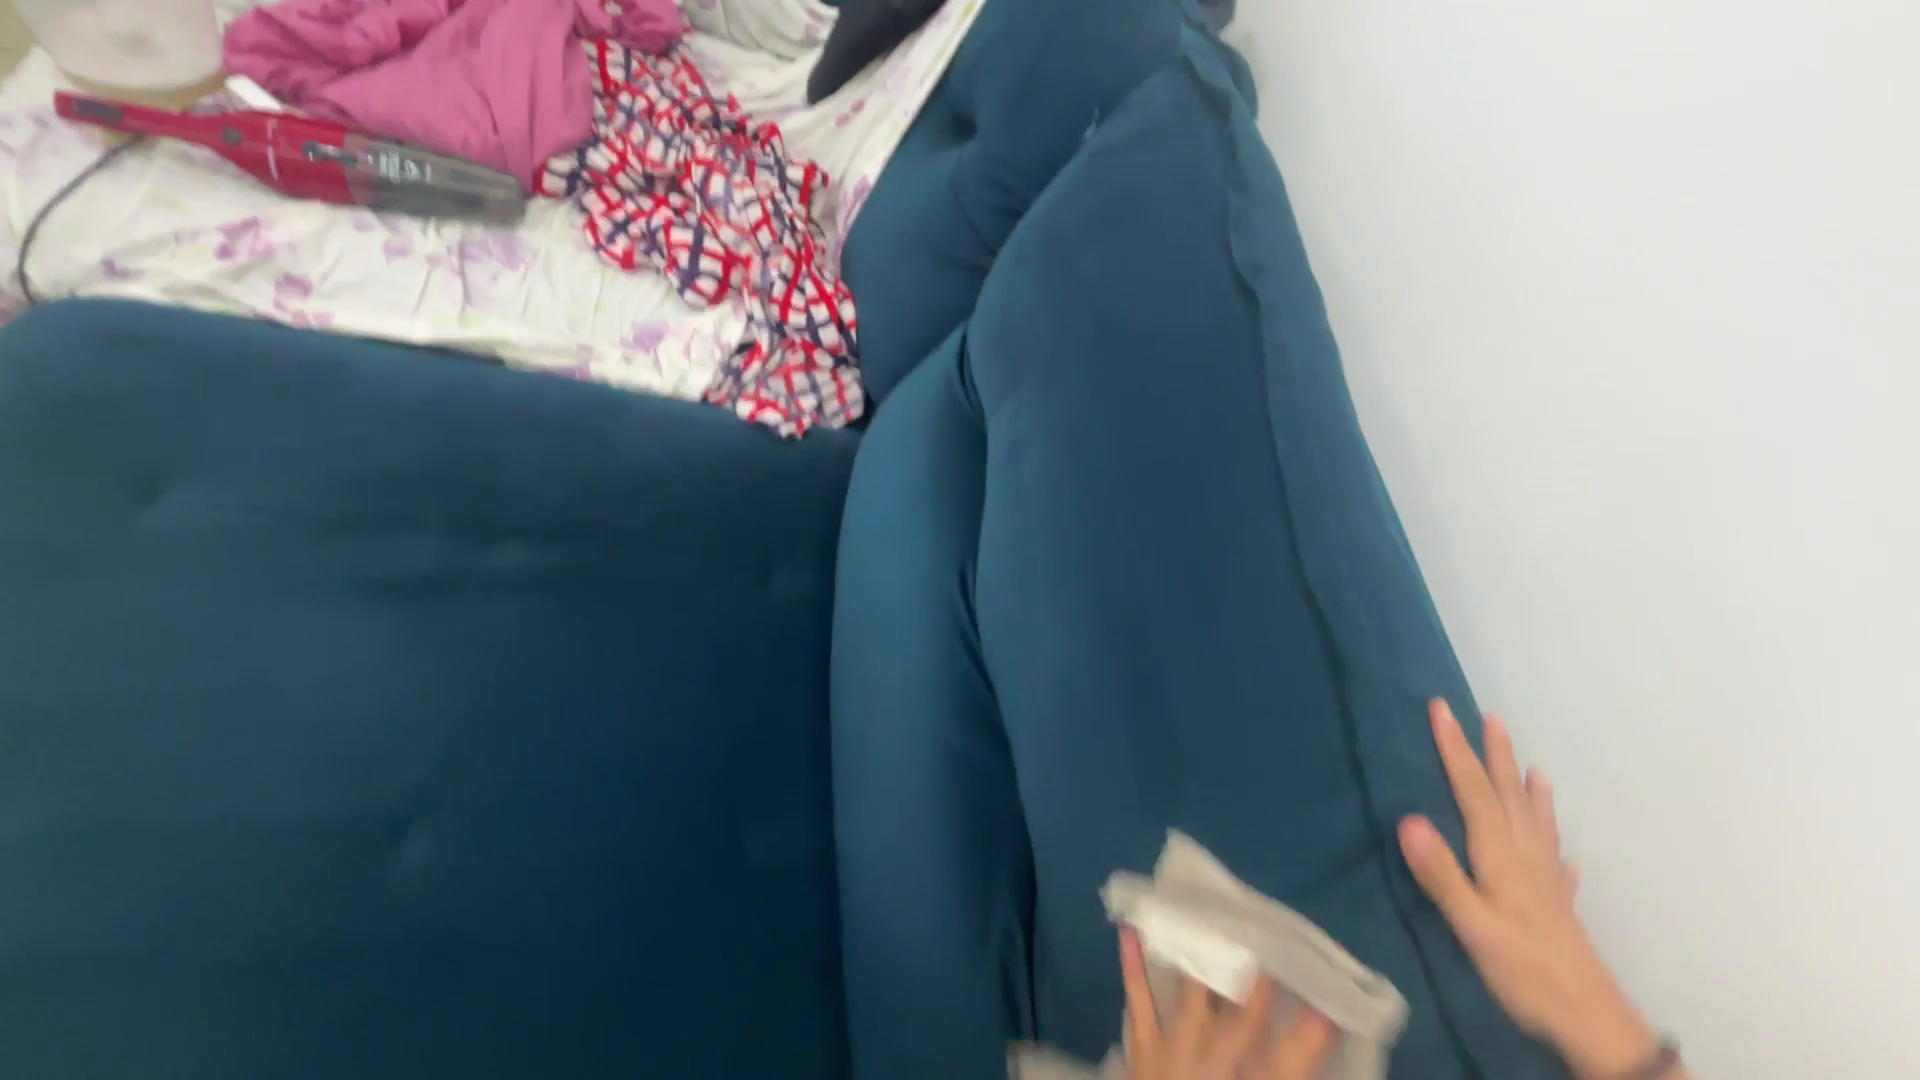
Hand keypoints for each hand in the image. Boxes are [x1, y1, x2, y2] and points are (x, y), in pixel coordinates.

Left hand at [1119, 926, 1333, 1079]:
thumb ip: (1285, 1071)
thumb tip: (1308, 1050)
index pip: (1288, 1066)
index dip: (1310, 1038)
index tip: (1329, 1008)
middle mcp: (1211, 1071)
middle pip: (1240, 1023)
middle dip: (1256, 987)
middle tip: (1268, 947)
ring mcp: (1172, 1056)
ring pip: (1191, 999)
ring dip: (1204, 961)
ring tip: (1209, 921)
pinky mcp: (1143, 1051)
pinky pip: (1139, 1003)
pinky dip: (1133, 967)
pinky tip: (1129, 932)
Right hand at [1399, 701, 1662, 1079]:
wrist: (1594, 1025)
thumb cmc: (1525, 972)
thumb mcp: (1473, 926)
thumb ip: (1441, 875)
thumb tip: (1408, 819)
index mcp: (1501, 857)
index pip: (1473, 791)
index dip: (1455, 748)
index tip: (1441, 709)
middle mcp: (1526, 858)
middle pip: (1508, 796)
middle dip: (1494, 754)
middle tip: (1489, 717)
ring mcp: (1547, 882)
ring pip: (1536, 821)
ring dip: (1527, 789)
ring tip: (1529, 766)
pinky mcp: (1559, 907)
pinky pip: (1556, 862)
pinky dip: (1555, 844)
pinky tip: (1563, 853)